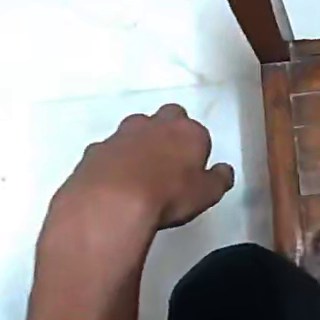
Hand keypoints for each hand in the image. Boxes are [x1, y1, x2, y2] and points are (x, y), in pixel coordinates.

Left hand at [47, 104, 234, 237]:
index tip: (193, 167)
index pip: (197, 131)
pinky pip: (108, 150)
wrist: (112, 202)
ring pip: (134, 130)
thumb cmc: (169, 196)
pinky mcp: (95, 150)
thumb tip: (224, 171)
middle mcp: (155, 124)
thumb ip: (219, 179)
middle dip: (168, 132)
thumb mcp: (206, 194)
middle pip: (166, 117)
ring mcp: (121, 134)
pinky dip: (113, 161)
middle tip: (168, 160)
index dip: (195, 148)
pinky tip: (114, 182)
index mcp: (187, 131)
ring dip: (139, 144)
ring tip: (140, 173)